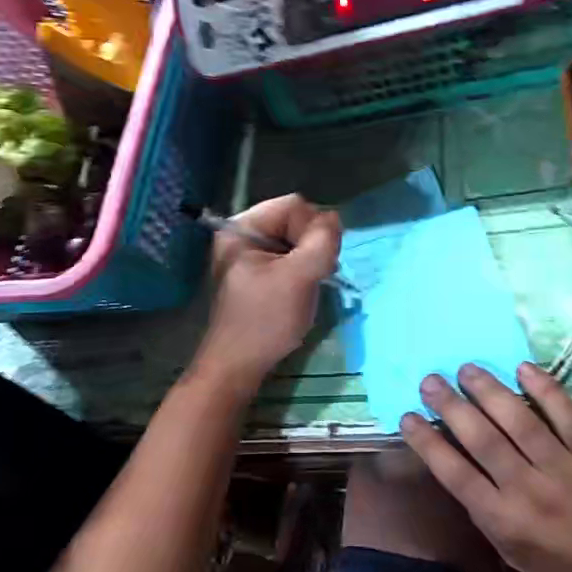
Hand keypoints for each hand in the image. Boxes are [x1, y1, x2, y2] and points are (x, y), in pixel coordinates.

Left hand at [192, 194, 341, 387]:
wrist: (237, 366)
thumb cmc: (264, 321)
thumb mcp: (298, 277)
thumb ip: (321, 241)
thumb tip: (334, 219)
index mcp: (242, 227)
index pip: (294, 205)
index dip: (313, 228)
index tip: (315, 261)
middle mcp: (243, 234)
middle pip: (295, 220)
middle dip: (312, 244)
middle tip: (315, 274)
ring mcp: (250, 255)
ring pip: (296, 240)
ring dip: (310, 259)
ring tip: (308, 284)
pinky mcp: (259, 273)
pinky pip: (290, 257)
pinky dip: (302, 270)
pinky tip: (301, 291)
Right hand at [401, 362, 571, 571]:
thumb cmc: (567, 565)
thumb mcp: (514, 551)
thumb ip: (485, 509)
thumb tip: (457, 463)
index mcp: (505, 520)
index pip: (455, 474)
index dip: (427, 442)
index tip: (408, 417)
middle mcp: (530, 490)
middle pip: (481, 440)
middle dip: (450, 407)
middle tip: (430, 380)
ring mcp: (564, 467)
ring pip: (518, 421)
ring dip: (488, 390)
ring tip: (466, 368)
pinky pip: (565, 413)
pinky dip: (544, 388)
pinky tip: (522, 368)